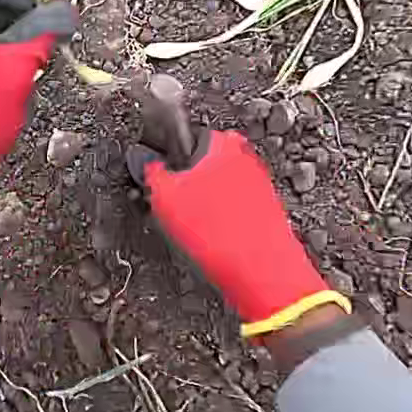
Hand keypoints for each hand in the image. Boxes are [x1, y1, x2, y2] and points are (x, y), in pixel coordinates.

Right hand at [130, 130, 347, 339]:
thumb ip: (153, 173)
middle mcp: (244, 158)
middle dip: (183, 183)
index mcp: (222, 143)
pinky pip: (229, 209)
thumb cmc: (219, 232)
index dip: (166, 158)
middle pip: (200, 165)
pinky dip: (217, 221)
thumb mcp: (165, 198)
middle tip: (168, 206)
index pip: (184, 138)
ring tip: (189, 229)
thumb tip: (148, 165)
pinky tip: (208, 240)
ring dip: (199, 204)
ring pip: (214, 188)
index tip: (156, 175)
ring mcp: (257, 185)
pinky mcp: (263, 212)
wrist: (262, 273)